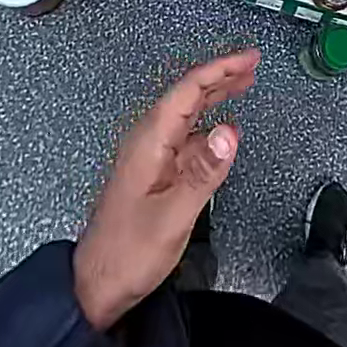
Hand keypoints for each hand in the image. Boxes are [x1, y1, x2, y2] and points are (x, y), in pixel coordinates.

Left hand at [74, 49, 258, 330]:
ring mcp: (151, 154)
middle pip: (188, 94)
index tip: (249, 58)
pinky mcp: (155, 170)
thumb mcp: (173, 215)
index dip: (221, 68)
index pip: (189, 89)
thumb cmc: (129, 253)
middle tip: (252, 62)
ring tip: (243, 82)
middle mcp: (149, 140)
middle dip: (222, 73)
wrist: (95, 288)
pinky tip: (224, 130)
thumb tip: (231, 131)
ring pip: (188, 111)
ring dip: (216, 93)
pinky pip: (187, 133)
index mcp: (150, 141)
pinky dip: (210, 122)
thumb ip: (204, 172)